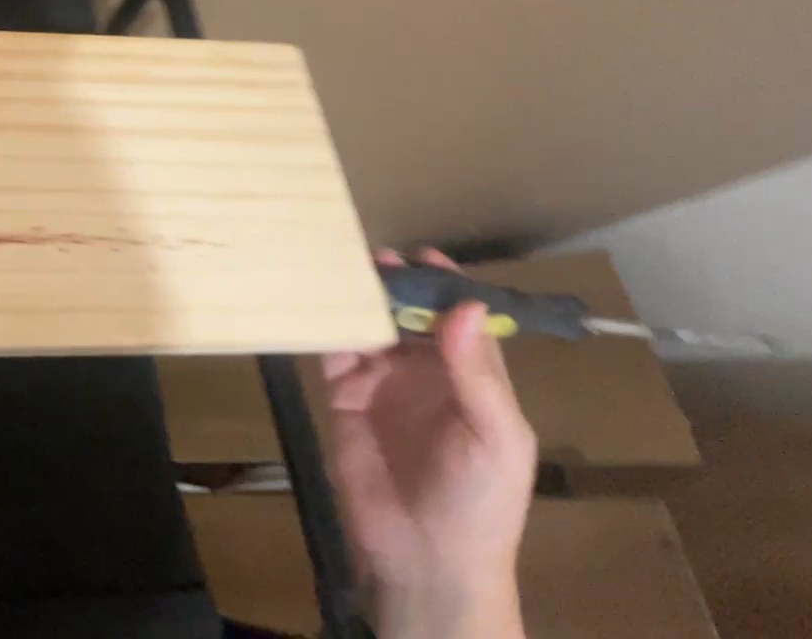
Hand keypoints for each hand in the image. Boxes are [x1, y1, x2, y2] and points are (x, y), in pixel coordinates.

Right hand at [322, 248, 536, 637]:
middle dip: (394, 286)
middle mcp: (426, 373)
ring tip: (337, 271)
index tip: (424, 255)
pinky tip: (315, 307)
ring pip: (368, 328)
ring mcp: (381, 383)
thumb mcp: (495, 437)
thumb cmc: (478, 500)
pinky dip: (324, 329)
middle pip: (408, 316)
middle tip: (369, 256)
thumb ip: (477, 374)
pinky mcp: (342, 396)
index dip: (445, 288)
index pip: (459, 321)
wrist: (423, 556)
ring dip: (357, 301)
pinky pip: (332, 353)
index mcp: (472, 379)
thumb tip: (465, 305)